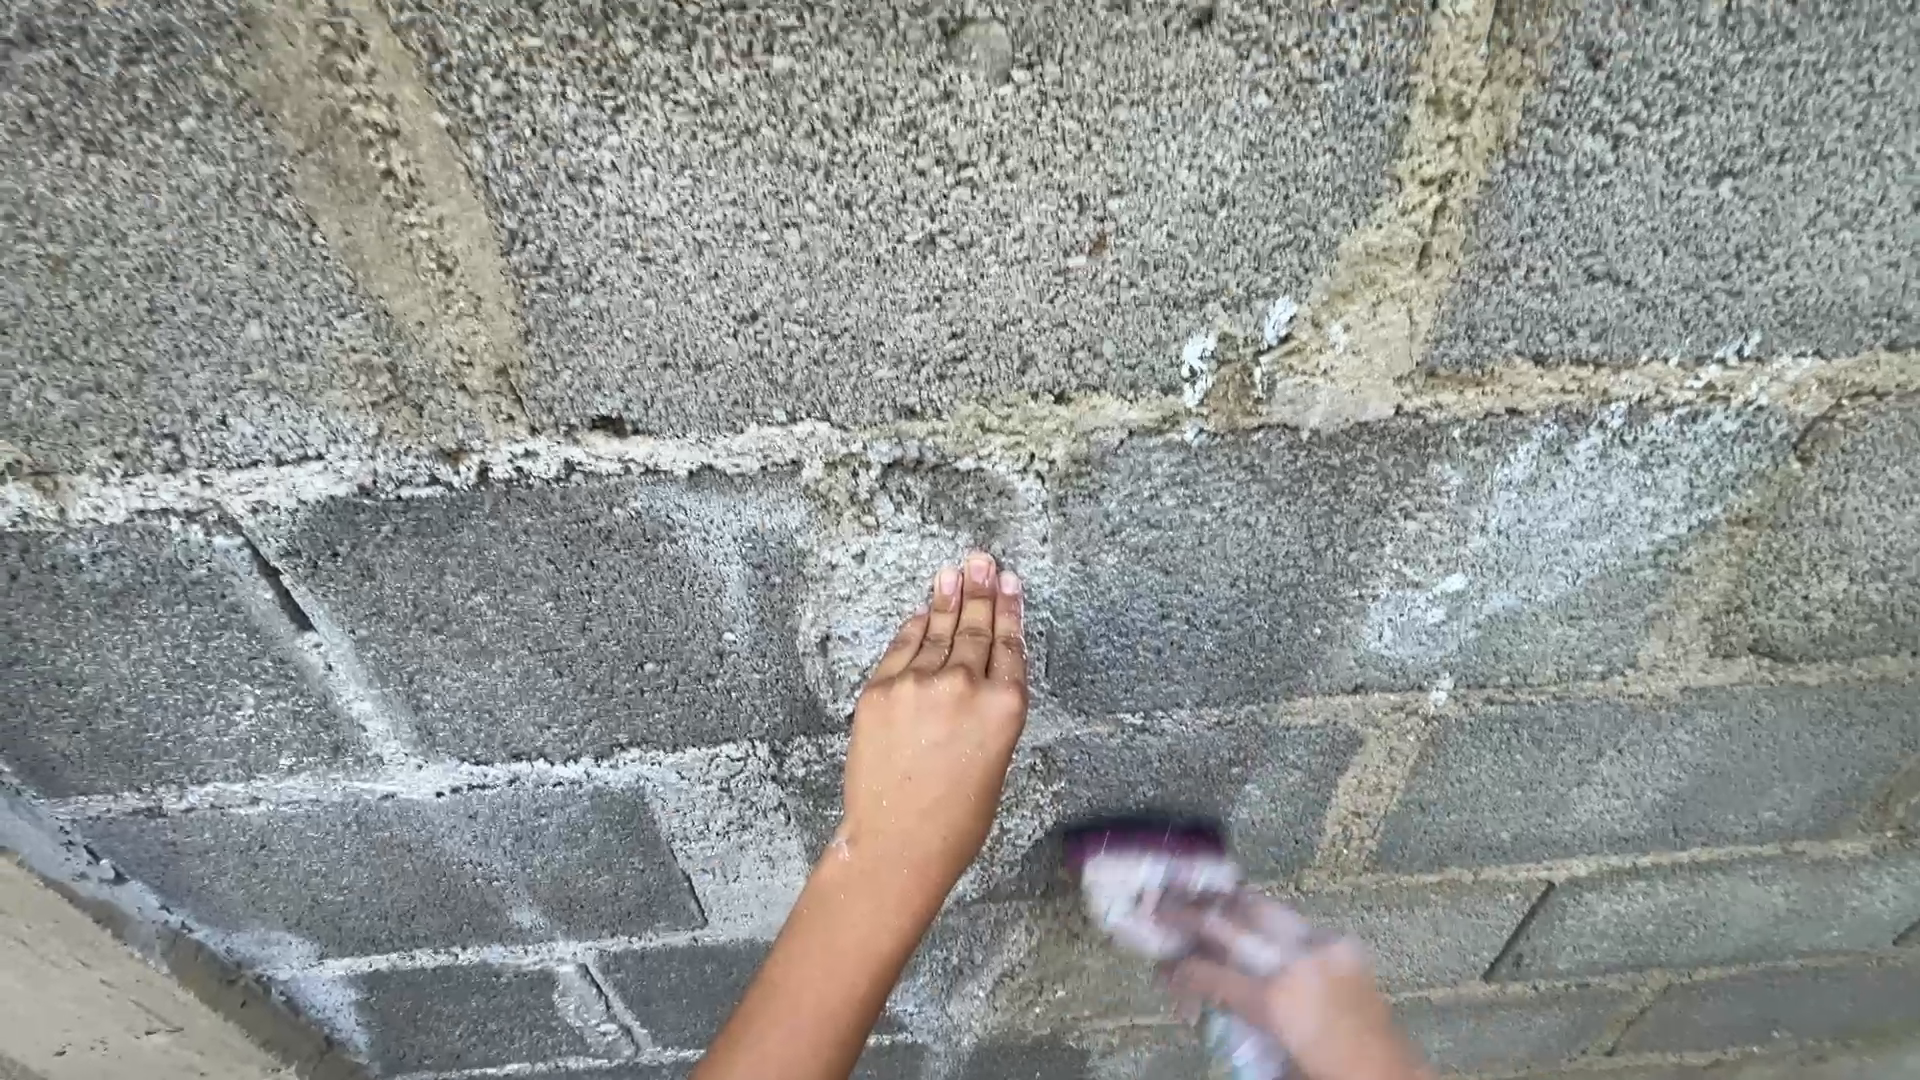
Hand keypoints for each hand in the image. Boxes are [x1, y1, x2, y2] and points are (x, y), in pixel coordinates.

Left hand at [833, 551, 1029, 901]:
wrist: (897, 843)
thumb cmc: (956, 819)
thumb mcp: (995, 761)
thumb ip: (989, 711)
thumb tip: (975, 674)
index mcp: (1004, 708)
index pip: (1009, 645)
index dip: (1009, 610)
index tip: (1009, 583)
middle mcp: (965, 686)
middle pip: (975, 628)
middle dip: (980, 591)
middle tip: (982, 561)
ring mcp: (919, 684)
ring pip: (938, 630)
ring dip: (948, 598)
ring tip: (956, 570)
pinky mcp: (881, 689)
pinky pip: (902, 648)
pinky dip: (914, 627)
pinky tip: (923, 610)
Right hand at [1159, 894, 1432, 1079]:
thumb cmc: (1326, 1077)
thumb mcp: (1271, 1057)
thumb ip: (1235, 1019)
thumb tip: (1198, 994)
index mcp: (1275, 1002)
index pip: (1208, 972)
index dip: (1178, 970)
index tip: (1162, 970)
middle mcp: (1295, 962)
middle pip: (1227, 923)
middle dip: (1188, 913)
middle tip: (1161, 906)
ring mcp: (1321, 946)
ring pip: (1260, 907)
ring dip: (1227, 904)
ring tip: (1201, 898)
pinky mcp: (1343, 943)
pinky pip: (1293, 921)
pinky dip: (1267, 918)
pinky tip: (1251, 918)